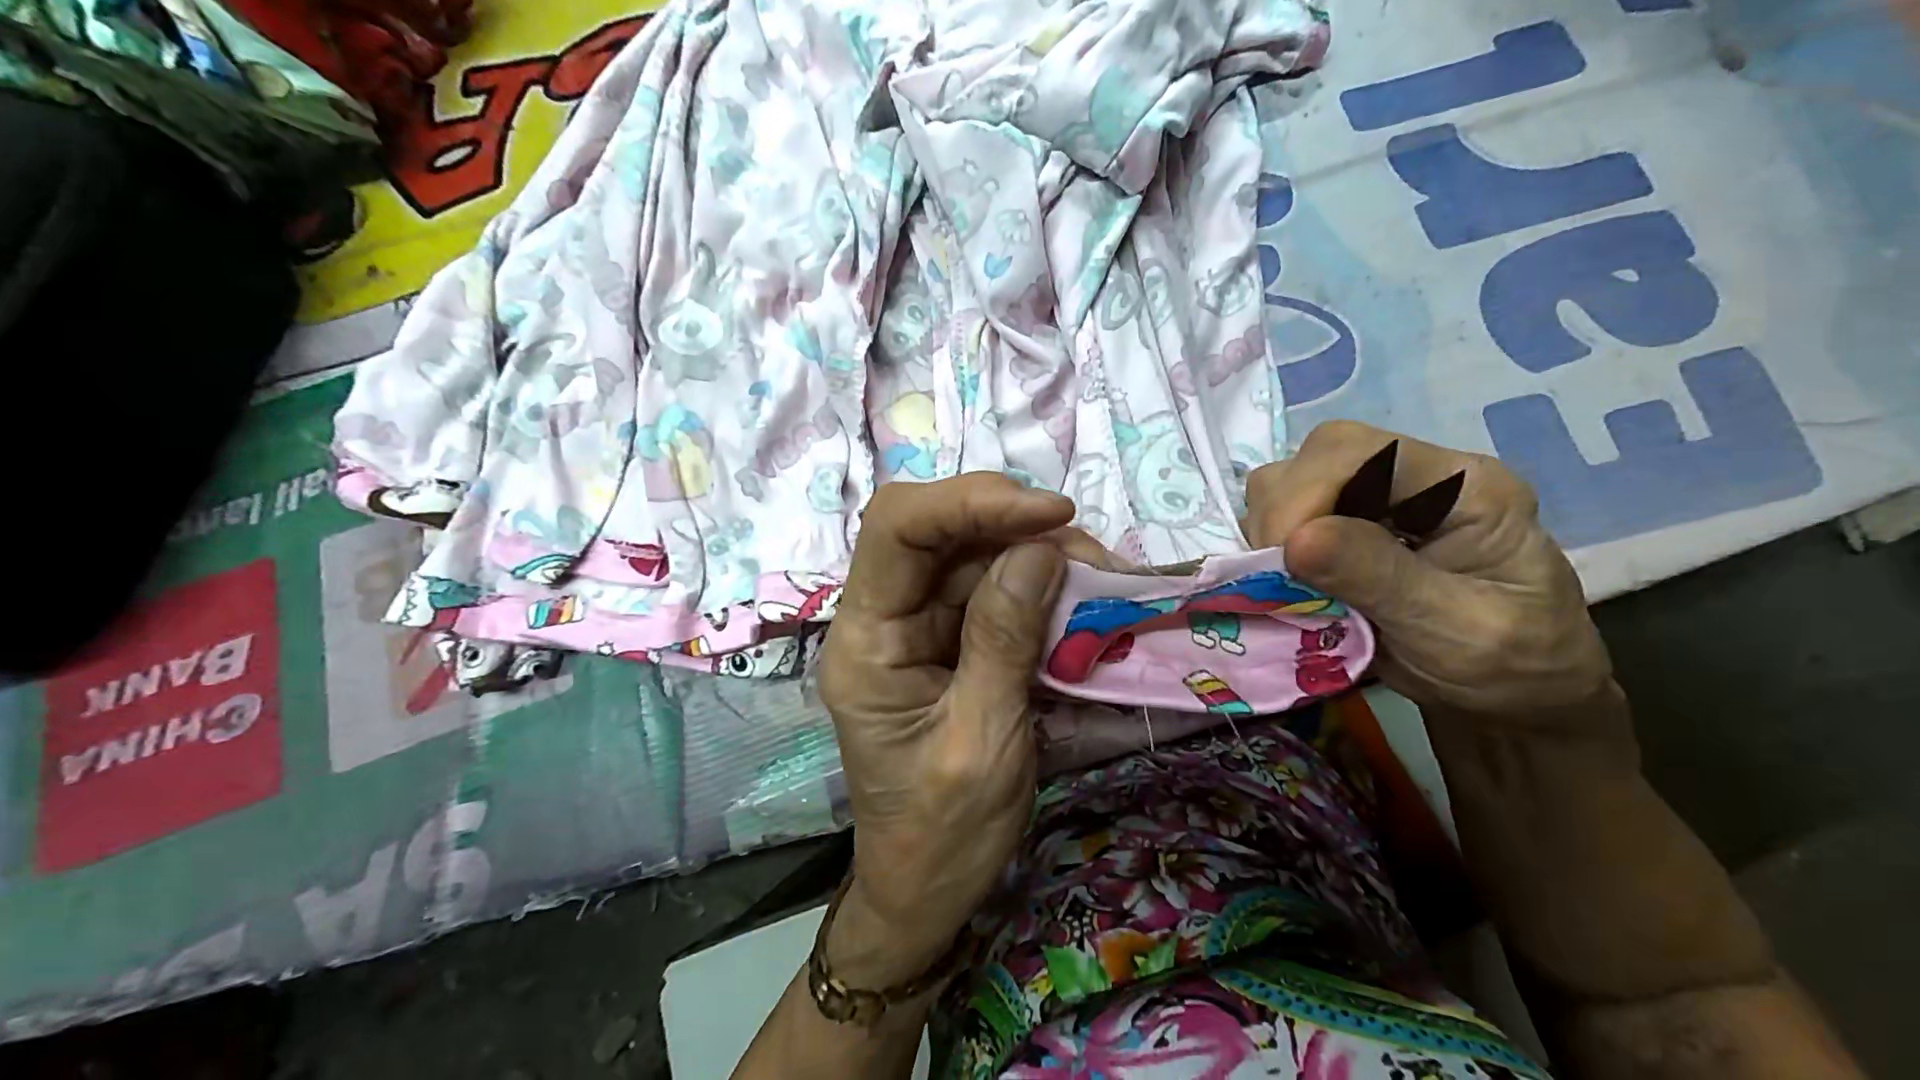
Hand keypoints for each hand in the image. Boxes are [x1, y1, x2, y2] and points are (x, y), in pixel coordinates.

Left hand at [817, 474, 1074, 983]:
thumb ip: (1003, 640)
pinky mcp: (951, 642)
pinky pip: (994, 591)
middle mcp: (884, 619)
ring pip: (974, 556)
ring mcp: (918, 627)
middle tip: (1089, 552)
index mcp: (866, 641)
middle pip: (938, 531)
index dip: (969, 501)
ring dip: (1039, 556)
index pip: (896, 530)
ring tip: (1099, 578)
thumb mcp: (983, 739)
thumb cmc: (944, 832)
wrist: (927, 891)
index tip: (1051, 513)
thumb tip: (1038, 550)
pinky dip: (1041, 588)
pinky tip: (1081, 599)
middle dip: (1015, 526)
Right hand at [1246, 421, 1612, 721]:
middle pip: (1318, 457)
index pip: (1361, 451)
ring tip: (1285, 583)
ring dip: (1270, 530)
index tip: (1286, 558)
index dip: (1306, 494)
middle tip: (1279, 576)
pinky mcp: (1344, 525)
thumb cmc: (1509, 666)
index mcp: (1464, 486)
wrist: (1517, 694)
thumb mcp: (1457, 631)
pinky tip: (1286, 581)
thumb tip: (1296, 539)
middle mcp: (1414, 477)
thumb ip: (1380, 578)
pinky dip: (1267, 548)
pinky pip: (1282, 516)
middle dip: (1283, 513)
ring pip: (1289, 482)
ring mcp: (1375, 500)